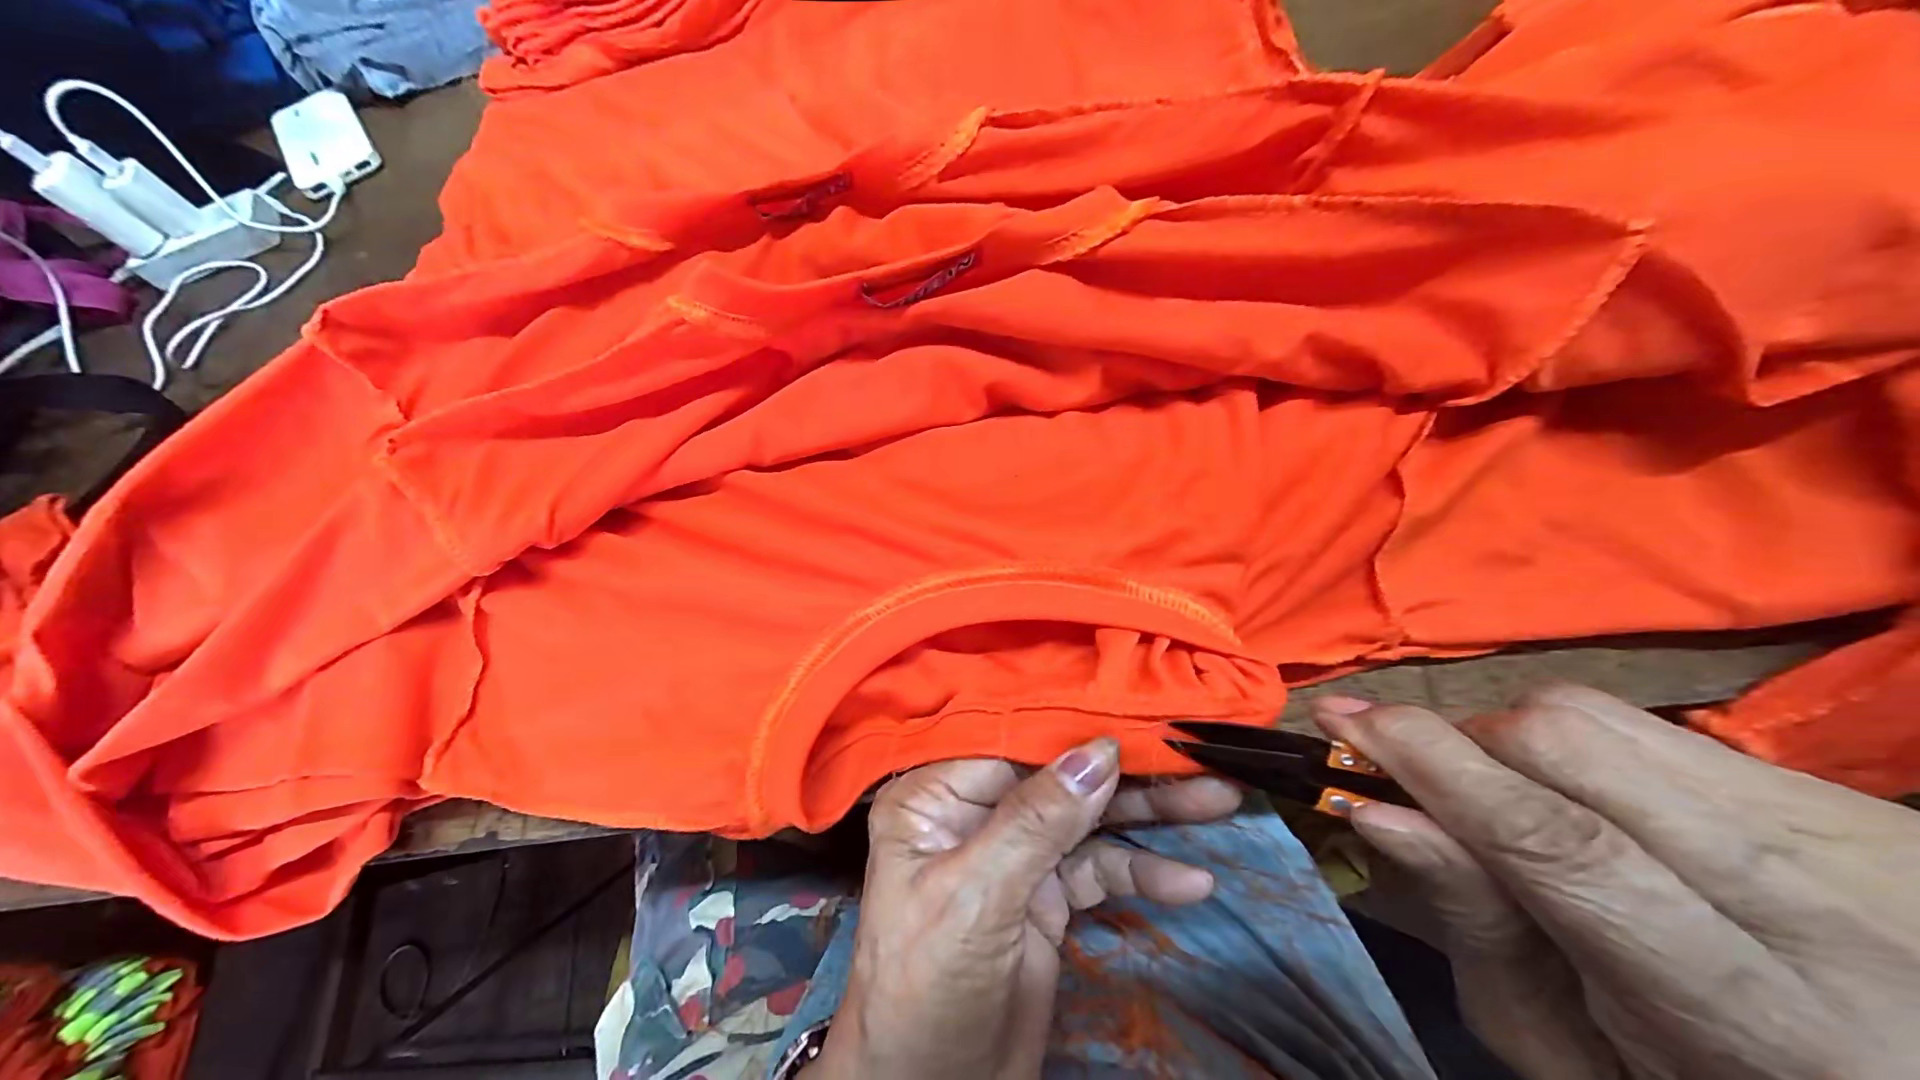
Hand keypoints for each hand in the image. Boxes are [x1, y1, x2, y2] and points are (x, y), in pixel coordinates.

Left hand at [803, 738, 1241, 1079]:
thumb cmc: (926, 986)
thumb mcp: (976, 897)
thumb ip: (1036, 821)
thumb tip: (1097, 752)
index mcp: (935, 798)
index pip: (1011, 746)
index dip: (1074, 731)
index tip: (1139, 718)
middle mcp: (975, 813)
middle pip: (1058, 779)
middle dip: (1127, 774)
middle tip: (1196, 760)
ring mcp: (1015, 852)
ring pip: (1088, 819)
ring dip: (1150, 815)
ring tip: (1217, 800)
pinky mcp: (1047, 894)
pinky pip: (1099, 869)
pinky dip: (1142, 872)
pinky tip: (1187, 882)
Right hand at [1313, 685, 1919, 1079]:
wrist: (1882, 1074)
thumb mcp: (1558, 1045)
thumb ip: (1474, 925)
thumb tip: (1376, 811)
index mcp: (1758, 1018)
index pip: (1557, 844)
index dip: (1433, 767)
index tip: (1341, 721)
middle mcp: (1824, 906)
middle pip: (1569, 747)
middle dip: (1454, 739)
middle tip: (1403, 763)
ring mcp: (1849, 835)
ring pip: (1598, 715)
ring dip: (1502, 735)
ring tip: (1493, 786)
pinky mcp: (1840, 795)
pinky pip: (1645, 723)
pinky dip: (1567, 742)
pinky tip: (1574, 794)